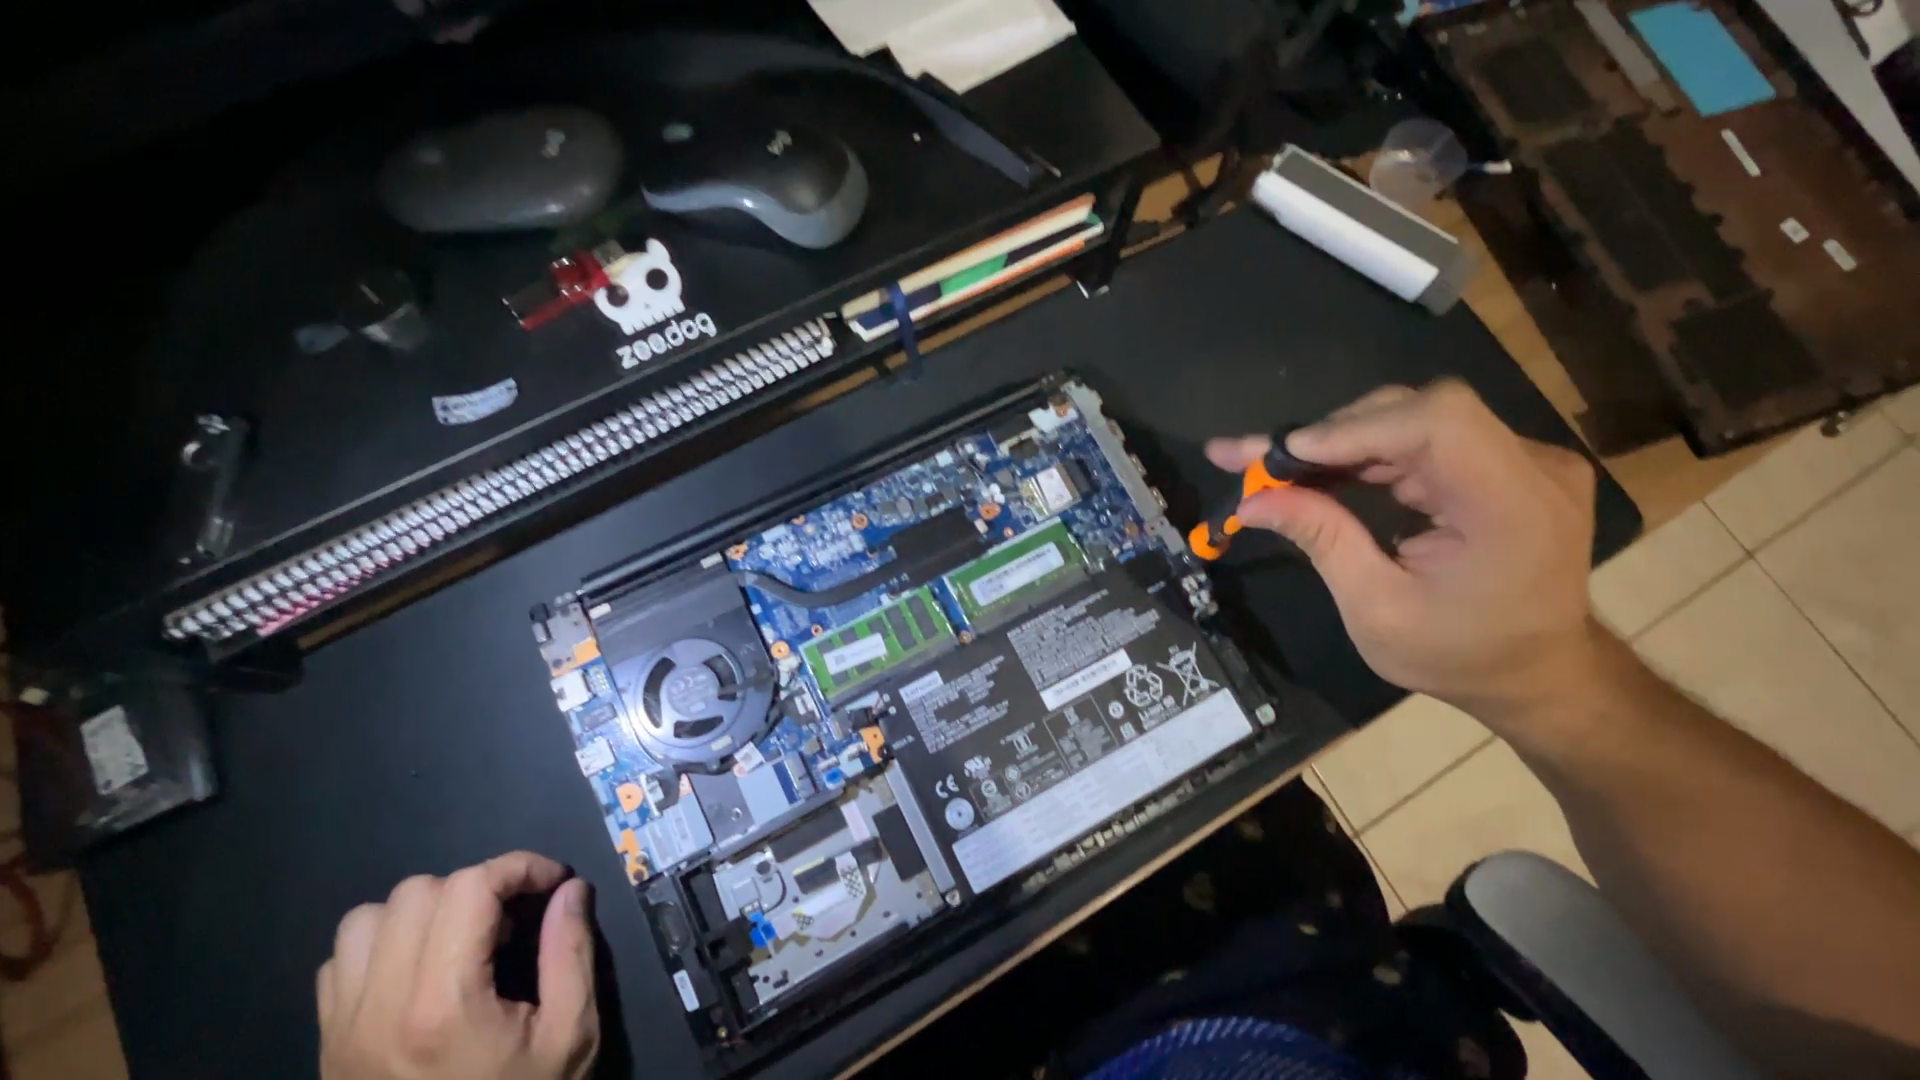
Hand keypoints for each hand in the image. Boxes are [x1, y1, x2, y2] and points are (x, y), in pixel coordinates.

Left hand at [318, 852, 598, 1079]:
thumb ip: (572, 952)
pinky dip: (381, 945)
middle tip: (512, 921)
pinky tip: (418, 970)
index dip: (519, 867)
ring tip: (461, 941)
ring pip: (369, 917)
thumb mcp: (570, 1035)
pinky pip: (340, 960)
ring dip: (423, 911)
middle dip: (476, 888)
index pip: (470, 888)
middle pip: (419, 891)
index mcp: (443, 1004)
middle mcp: (380, 1005)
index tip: (553, 882)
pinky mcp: (326, 1043)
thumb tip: (569, 889)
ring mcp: (343, 1026)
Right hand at [1207, 380, 1600, 719]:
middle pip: (1418, 412)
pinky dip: (1365, 453)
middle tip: (1255, 459)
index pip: (1438, 422)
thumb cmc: (1460, 657)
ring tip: (1273, 467)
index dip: (1354, 427)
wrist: (1538, 674)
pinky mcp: (1503, 463)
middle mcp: (1530, 466)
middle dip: (1331, 433)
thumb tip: (1251, 500)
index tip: (1284, 455)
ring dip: (1339, 442)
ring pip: (1413, 419)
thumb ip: (1323, 540)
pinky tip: (1320, 471)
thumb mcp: (1378, 611)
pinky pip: (1423, 439)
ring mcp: (1522, 459)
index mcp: (1513, 506)